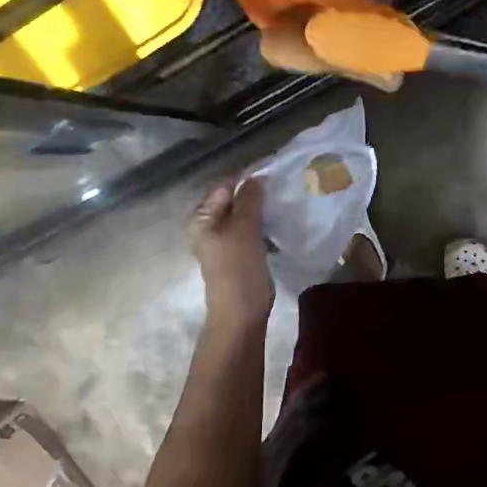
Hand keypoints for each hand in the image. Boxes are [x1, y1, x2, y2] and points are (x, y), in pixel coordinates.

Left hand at [189, 178, 272, 322]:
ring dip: (263, 212)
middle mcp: (208, 226)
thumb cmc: (238, 269)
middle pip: (234, 200)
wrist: (241, 314)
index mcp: (202, 217)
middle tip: (283, 187)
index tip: (275, 171)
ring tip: (285, 204)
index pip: (224, 185)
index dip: (247, 178)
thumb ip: (249, 200)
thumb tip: (256, 178)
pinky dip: (264, 228)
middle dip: (257, 195)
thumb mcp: (244, 229)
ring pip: (245, 217)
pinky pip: (251, 232)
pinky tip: (280, 226)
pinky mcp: (238, 255)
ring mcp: (223, 242)